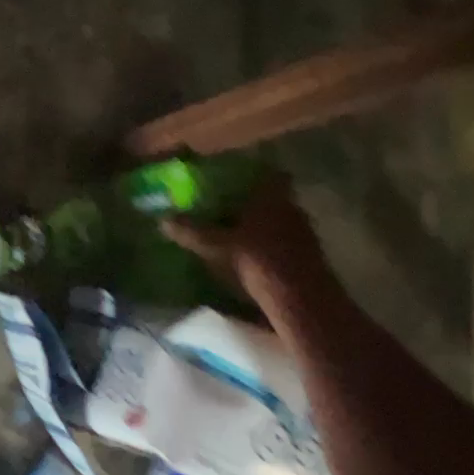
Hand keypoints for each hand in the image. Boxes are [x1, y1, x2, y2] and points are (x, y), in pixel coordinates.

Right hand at [158, 172, 336, 306]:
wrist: (301, 300)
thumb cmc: (257, 261)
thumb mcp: (216, 246)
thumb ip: (191, 231)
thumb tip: (163, 219)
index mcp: (272, 200)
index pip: (274, 176)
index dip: (261, 174)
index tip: (243, 178)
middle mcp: (293, 211)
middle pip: (277, 199)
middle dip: (257, 203)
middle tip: (232, 206)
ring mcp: (306, 235)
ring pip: (283, 222)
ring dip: (265, 226)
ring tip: (240, 234)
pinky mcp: (310, 258)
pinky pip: (288, 243)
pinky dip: (273, 246)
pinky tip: (255, 257)